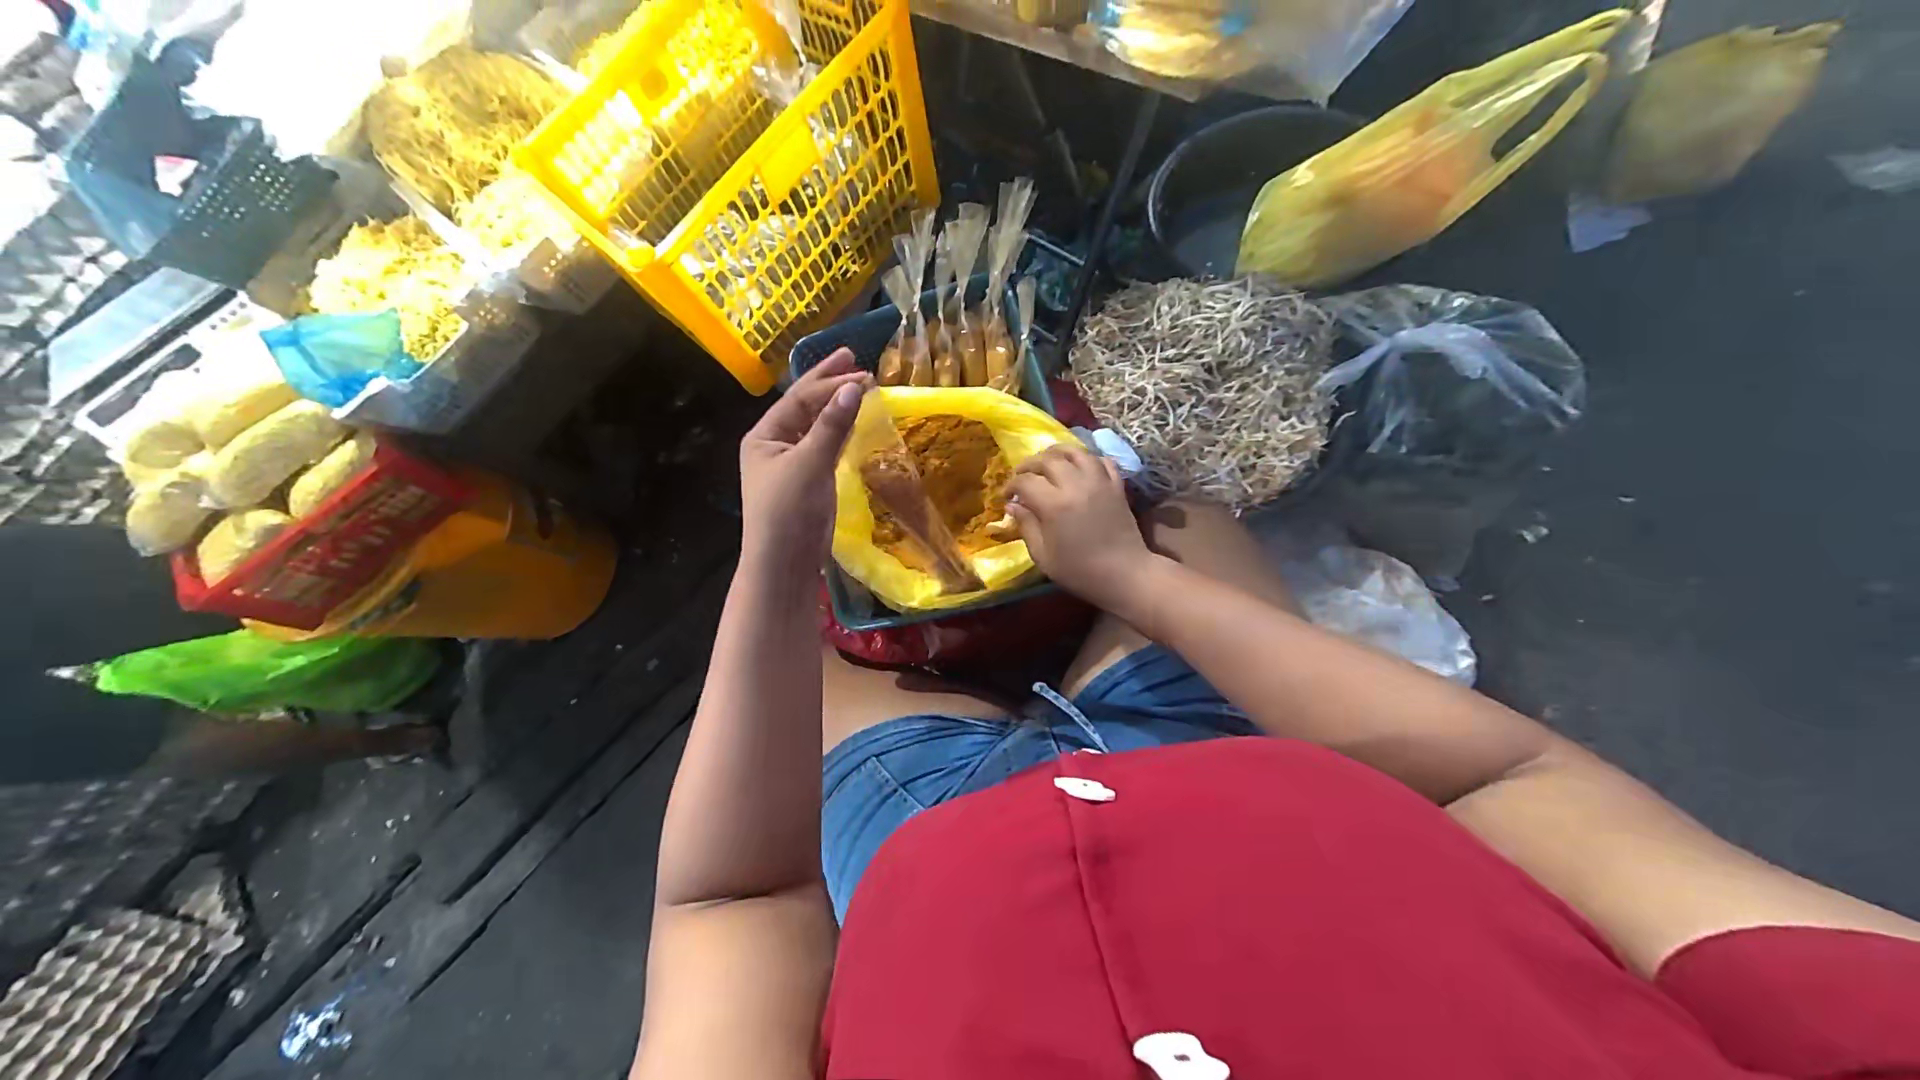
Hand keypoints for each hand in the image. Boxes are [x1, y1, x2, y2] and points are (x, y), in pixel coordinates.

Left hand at [740, 349, 870, 564]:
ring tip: (858, 382)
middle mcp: (775, 444)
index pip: (799, 400)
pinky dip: (840, 429)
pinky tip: (853, 417)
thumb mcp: (809, 464)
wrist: (785, 562)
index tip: (862, 374)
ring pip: (817, 424)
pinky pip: (826, 445)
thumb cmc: (788, 511)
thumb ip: (832, 426)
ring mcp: (793, 462)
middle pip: (804, 405)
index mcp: (763, 436)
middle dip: (827, 382)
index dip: (830, 384)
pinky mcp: (810, 480)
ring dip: (837, 404)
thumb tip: (855, 388)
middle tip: (852, 356)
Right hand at [1006, 444, 1156, 608]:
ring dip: (1057, 453)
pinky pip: (1101, 460)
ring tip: (1047, 461)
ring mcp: (1099, 482)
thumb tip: (1012, 505)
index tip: (1007, 496)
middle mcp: (1076, 485)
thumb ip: (1026, 526)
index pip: (1025, 481)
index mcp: (1054, 505)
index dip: (1011, 485)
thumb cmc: (1079, 571)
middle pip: (1047, 460)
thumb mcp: (1043, 556)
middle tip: (1022, 475)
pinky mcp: (1116, 485)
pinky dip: (1087, 459)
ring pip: (1075, 452)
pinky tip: (1078, 467)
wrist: (1124, 574)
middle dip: (1029, 465)